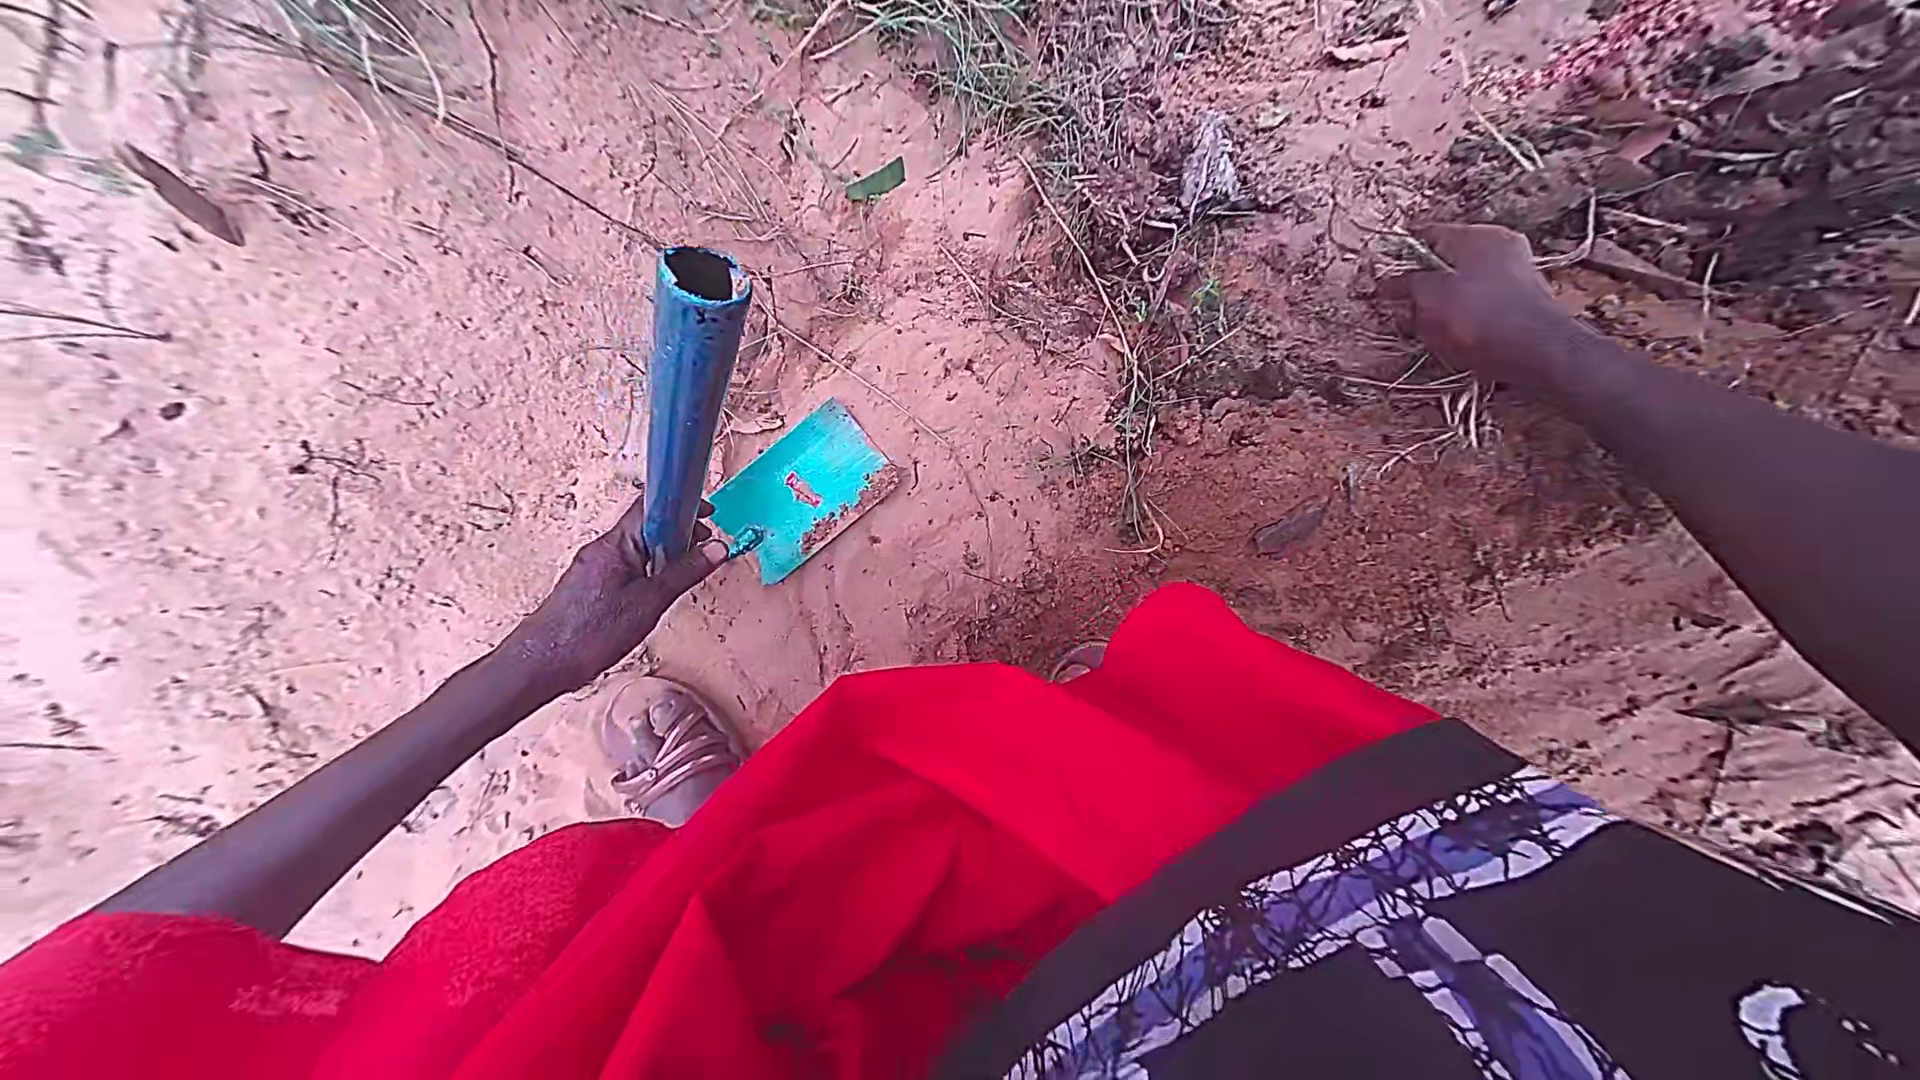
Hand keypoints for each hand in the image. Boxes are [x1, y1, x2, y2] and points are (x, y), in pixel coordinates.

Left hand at [494, 493, 729, 696]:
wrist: (541, 664)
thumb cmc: (590, 633)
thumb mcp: (650, 601)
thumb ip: (685, 572)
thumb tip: (716, 548)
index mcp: (617, 543)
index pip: (652, 506)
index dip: (683, 504)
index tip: (707, 513)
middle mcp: (603, 548)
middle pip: (648, 525)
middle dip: (681, 532)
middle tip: (705, 550)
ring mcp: (596, 565)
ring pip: (639, 546)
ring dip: (667, 553)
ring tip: (686, 574)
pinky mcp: (593, 583)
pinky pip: (629, 564)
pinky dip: (651, 568)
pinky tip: (659, 590)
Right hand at [1383, 224, 1577, 385]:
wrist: (1528, 350)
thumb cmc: (1474, 314)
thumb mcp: (1427, 294)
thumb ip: (1405, 282)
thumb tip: (1388, 281)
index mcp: (1480, 237)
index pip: (1431, 234)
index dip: (1401, 252)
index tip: (1379, 270)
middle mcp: (1499, 250)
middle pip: (1445, 261)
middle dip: (1416, 281)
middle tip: (1394, 301)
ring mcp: (1509, 277)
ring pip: (1456, 285)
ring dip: (1431, 303)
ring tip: (1414, 323)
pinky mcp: (1512, 304)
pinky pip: (1470, 304)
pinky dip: (1451, 315)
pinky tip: (1439, 334)